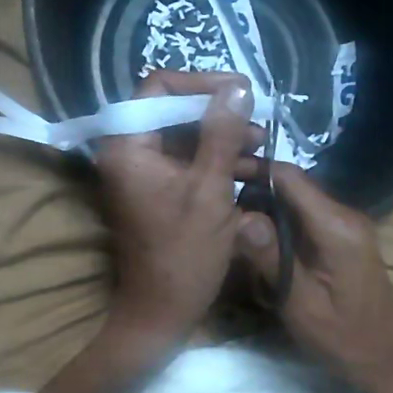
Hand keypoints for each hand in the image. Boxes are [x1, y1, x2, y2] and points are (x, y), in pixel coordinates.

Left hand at [96, 70, 260, 342]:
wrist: (161, 311)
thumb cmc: (184, 253)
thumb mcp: (211, 189)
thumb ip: (222, 134)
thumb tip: (238, 88)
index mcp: (128, 146)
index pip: (158, 88)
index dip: (201, 82)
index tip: (242, 91)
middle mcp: (127, 152)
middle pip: (173, 111)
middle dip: (219, 114)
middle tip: (259, 123)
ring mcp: (141, 172)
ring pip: (184, 137)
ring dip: (224, 138)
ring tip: (265, 146)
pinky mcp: (156, 190)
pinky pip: (186, 162)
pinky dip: (217, 162)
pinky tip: (255, 170)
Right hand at [236, 163, 392, 392]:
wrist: (385, 363)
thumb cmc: (343, 338)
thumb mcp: (301, 304)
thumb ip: (271, 257)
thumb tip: (240, 215)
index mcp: (337, 227)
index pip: (290, 178)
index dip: (253, 169)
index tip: (218, 173)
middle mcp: (345, 216)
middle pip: (292, 186)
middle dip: (253, 189)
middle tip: (214, 203)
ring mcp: (346, 227)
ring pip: (295, 201)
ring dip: (263, 206)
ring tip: (227, 219)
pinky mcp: (341, 239)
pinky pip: (303, 218)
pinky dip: (276, 222)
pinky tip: (254, 239)